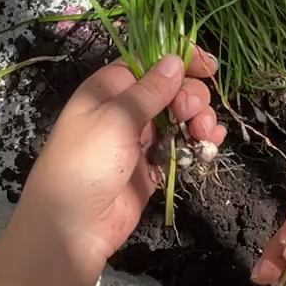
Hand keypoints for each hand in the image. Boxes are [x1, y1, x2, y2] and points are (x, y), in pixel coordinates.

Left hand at [12, 50, 225, 270]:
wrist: (73, 225)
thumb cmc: (86, 162)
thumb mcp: (117, 118)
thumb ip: (150, 90)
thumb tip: (175, 60)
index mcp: (110, 88)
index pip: (150, 62)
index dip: (181, 60)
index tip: (210, 67)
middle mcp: (126, 108)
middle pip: (172, 89)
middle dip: (192, 96)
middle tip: (192, 114)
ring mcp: (141, 138)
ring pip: (180, 117)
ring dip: (200, 119)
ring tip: (206, 133)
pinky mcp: (153, 165)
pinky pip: (181, 145)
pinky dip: (198, 142)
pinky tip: (212, 143)